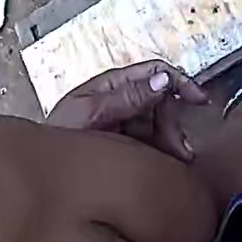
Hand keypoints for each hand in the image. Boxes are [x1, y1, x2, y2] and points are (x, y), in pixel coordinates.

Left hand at [43, 59, 208, 161]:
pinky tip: (169, 165)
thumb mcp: (91, 115)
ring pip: (161, 123)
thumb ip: (127, 97)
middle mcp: (121, 98)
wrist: (43, 171)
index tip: (198, 99)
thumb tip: (163, 79)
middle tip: (179, 148)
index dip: (178, 81)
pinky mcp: (127, 143)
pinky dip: (166, 152)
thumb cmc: (60, 137)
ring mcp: (125, 121)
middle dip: (174, 122)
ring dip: (172, 140)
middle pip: (162, 100)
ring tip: (176, 160)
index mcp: (111, 84)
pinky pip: (154, 142)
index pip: (153, 71)